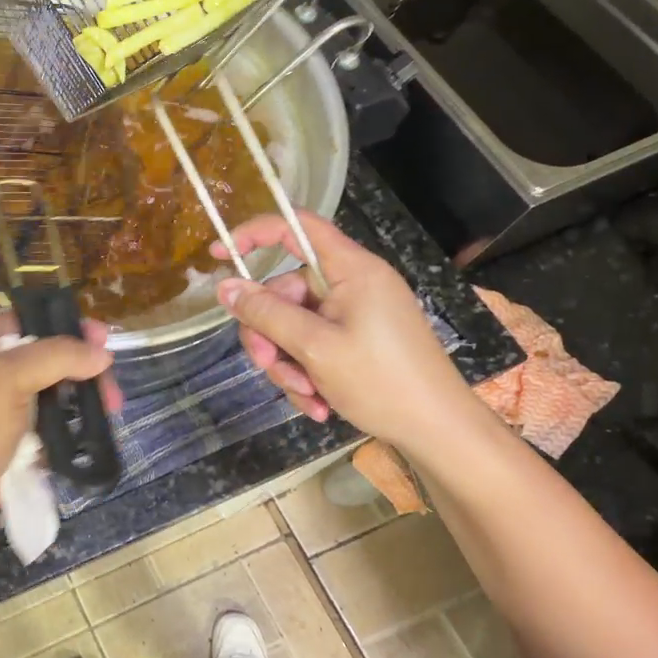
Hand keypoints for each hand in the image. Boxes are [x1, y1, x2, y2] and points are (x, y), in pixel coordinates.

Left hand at [0, 313, 120, 510]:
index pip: (32, 318)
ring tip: (106, 416)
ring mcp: (2, 406)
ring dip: (80, 399)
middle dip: (83, 369)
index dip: (68, 325)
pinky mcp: (12, 439)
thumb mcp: (10, 379)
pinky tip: (86, 435)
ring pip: (53, 390)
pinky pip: (48, 421)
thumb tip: (103, 353)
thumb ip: (57, 357)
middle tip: (111, 395)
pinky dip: (68, 424)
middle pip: (49, 355)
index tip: (105, 341)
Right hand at [211, 211, 483, 452]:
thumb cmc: (381, 380)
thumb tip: (225, 287)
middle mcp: (352, 285)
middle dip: (269, 333)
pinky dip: (307, 373)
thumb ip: (266, 313)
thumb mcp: (314, 346)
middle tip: (268, 366)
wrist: (438, 430)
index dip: (254, 233)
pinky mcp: (357, 341)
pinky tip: (316, 404)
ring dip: (287, 363)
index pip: (296, 227)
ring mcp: (355, 314)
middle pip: (285, 292)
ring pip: (293, 326)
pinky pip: (313, 346)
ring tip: (304, 395)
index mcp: (351, 270)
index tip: (219, 257)